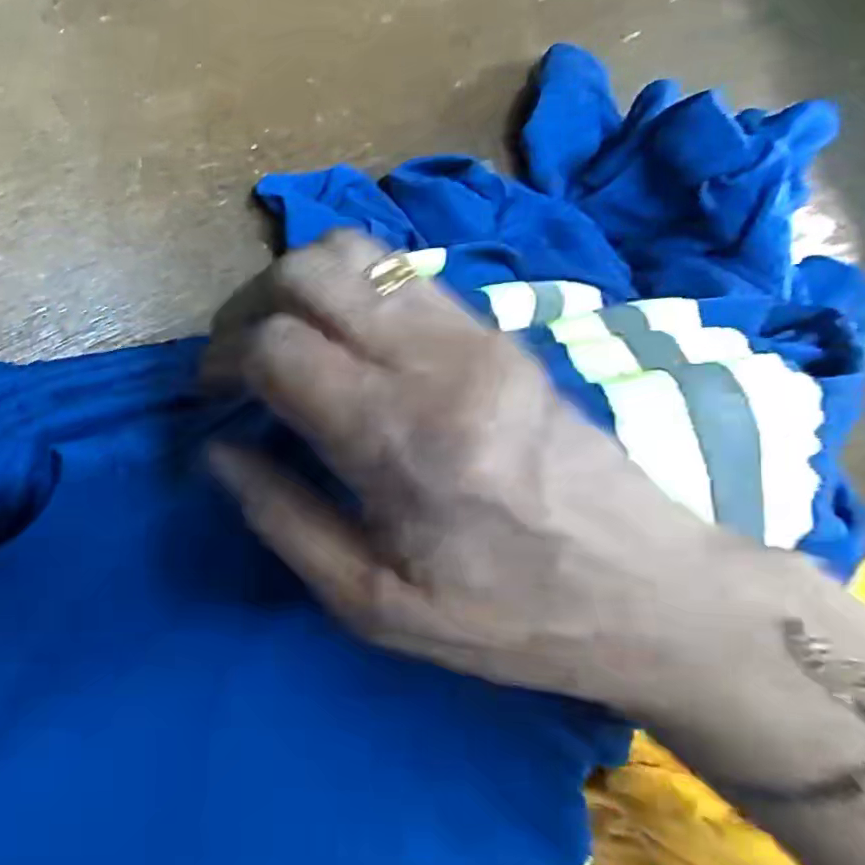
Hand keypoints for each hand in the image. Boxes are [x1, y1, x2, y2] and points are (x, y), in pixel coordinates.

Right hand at [205, 231, 738, 714]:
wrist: (653, 591)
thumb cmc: (506, 614)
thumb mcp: (373, 604)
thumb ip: (282, 518)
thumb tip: (216, 450)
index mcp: (398, 437)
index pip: (278, 344)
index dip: (222, 358)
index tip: (211, 393)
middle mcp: (434, 361)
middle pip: (308, 271)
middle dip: (249, 304)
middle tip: (238, 356)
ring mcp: (472, 331)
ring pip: (354, 250)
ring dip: (296, 283)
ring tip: (284, 336)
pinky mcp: (496, 327)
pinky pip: (399, 268)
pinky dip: (347, 285)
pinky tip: (342, 336)